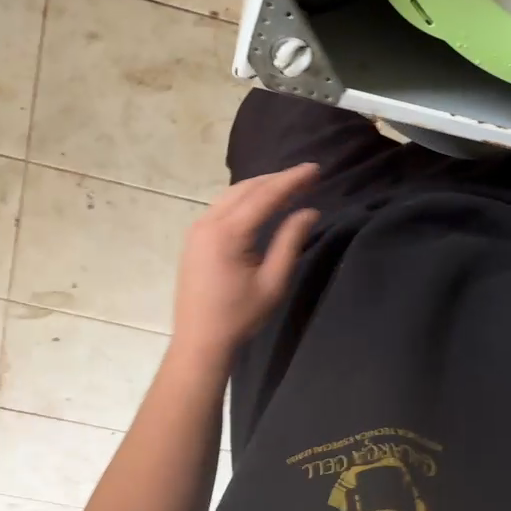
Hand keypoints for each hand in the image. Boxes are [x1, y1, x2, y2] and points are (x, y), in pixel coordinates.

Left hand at [171, 163, 320, 364]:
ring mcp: (198, 228)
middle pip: (247, 188)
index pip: (265, 195)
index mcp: (228, 233)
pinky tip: (261, 202)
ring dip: (261, 186)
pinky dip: (245, 198)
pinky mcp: (194, 237)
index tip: (315, 169)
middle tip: (307, 175)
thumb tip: (309, 211)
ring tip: (289, 185)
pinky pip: (222, 205)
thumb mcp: (273, 283)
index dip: (292, 180)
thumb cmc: (239, 316)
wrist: (199, 342)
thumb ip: (290, 242)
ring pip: (232, 194)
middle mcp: (209, 222)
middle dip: (277, 179)